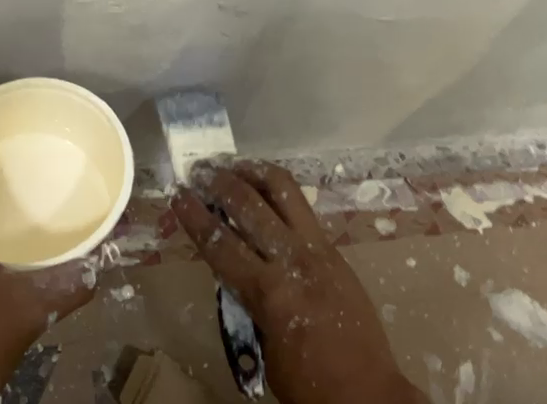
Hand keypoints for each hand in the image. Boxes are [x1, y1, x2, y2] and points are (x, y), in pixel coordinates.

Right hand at [174, 162, 424, 403]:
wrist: (369, 393)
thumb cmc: (308, 383)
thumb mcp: (263, 347)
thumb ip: (246, 301)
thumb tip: (231, 268)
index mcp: (269, 293)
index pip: (220, 243)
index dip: (194, 217)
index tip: (178, 195)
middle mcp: (292, 260)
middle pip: (248, 205)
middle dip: (218, 183)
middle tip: (199, 170)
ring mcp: (317, 249)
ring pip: (282, 190)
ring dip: (251, 172)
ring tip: (231, 165)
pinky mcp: (334, 249)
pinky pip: (301, 207)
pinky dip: (277, 190)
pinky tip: (262, 188)